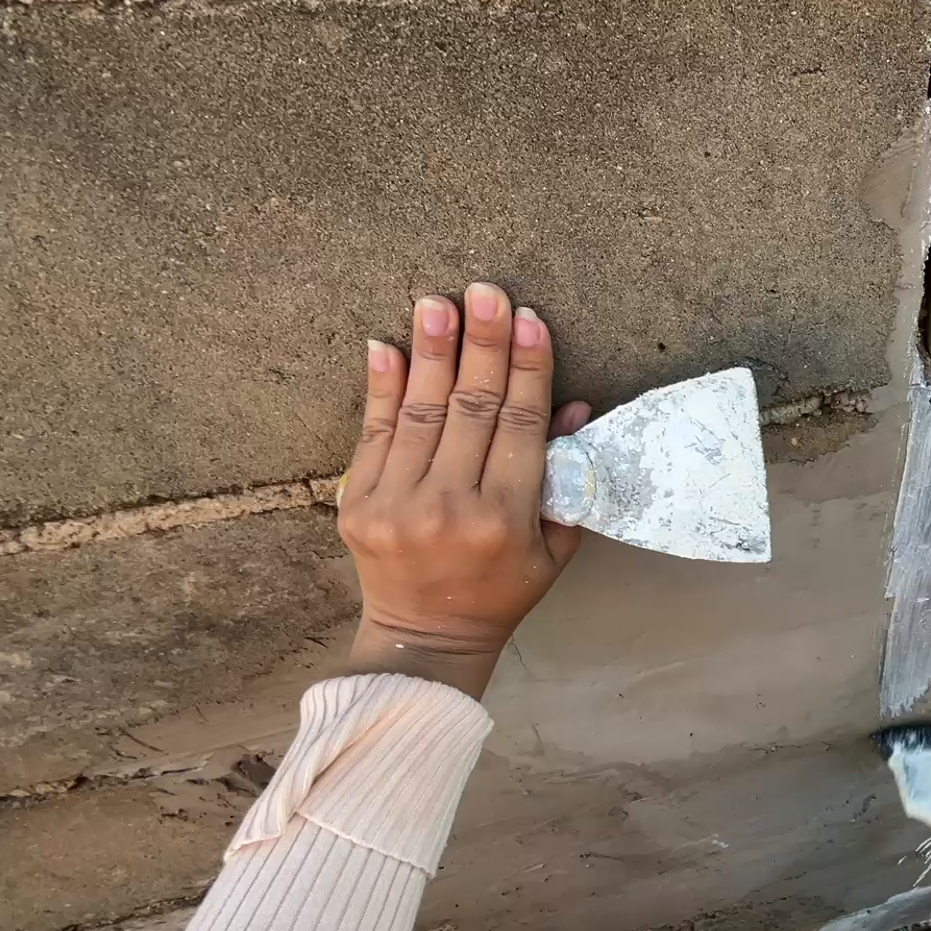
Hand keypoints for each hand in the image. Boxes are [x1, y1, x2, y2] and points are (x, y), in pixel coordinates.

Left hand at [337, 282, 592, 697]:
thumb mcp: (554, 547)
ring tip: (436, 302)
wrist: (424, 638)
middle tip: (485, 292)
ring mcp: (396, 503)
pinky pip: (371, 434)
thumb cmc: (504, 590)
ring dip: (431, 352)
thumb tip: (573, 407)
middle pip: (472, 409)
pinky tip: (385, 345)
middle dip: (482, 345)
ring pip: (420, 412)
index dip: (529, 370)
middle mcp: (451, 506)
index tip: (531, 321)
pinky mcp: (356, 504)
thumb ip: (567, 480)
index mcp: (506, 519)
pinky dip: (379, 386)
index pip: (521, 427)